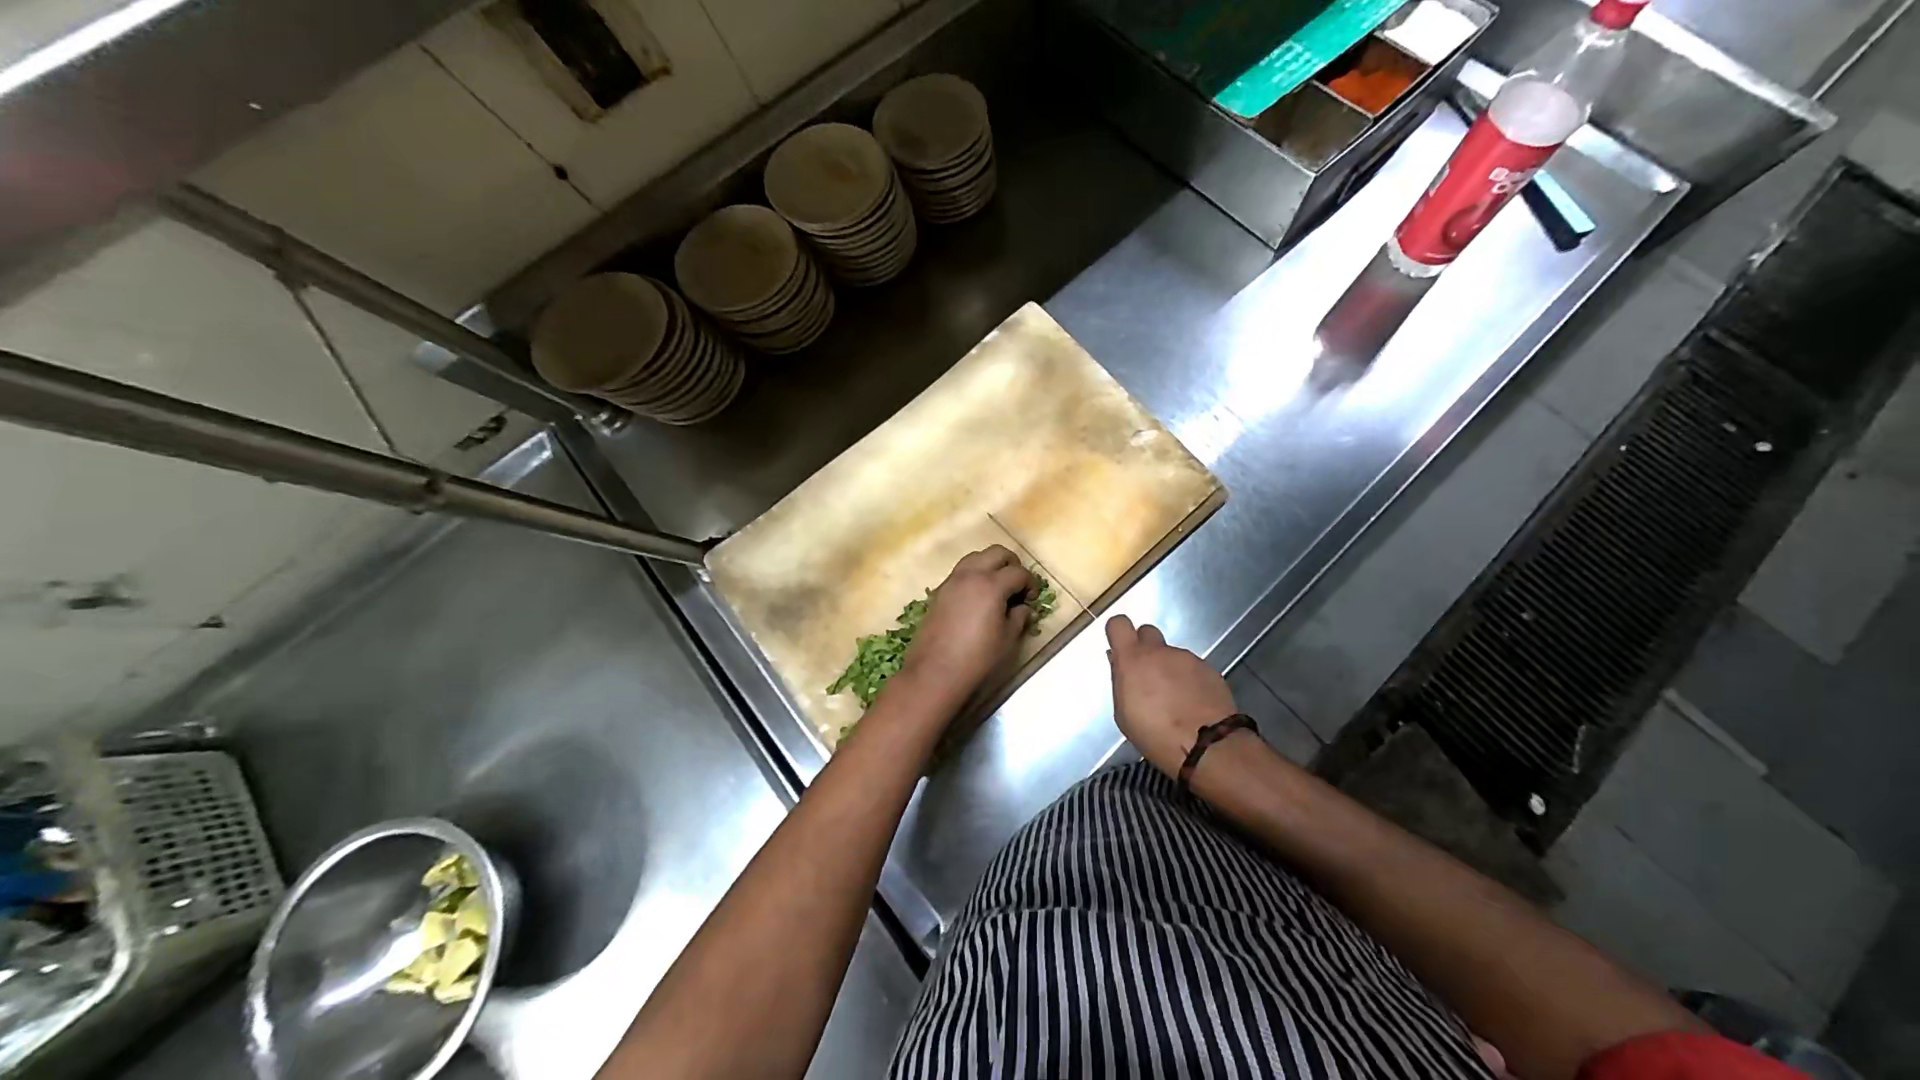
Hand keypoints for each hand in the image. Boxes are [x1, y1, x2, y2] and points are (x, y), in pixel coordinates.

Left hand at [893, 546, 1035, 711]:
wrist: (935, 671)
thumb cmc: (977, 658)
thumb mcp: (1007, 639)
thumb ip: (1019, 617)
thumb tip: (1023, 608)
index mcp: (991, 585)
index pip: (1018, 572)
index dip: (1030, 583)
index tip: (1032, 598)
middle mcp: (970, 575)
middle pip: (996, 553)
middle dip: (1012, 564)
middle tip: (1017, 585)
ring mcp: (951, 581)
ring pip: (975, 558)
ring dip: (990, 565)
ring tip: (997, 588)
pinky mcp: (938, 591)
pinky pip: (960, 572)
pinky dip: (973, 575)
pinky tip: (977, 598)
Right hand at [1106, 615, 1240, 776]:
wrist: (1207, 745)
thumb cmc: (1155, 734)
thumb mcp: (1124, 713)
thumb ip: (1121, 681)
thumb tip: (1120, 663)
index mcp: (1133, 659)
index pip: (1119, 623)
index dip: (1118, 633)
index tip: (1120, 649)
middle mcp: (1160, 651)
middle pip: (1147, 633)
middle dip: (1145, 648)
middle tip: (1147, 675)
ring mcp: (1187, 658)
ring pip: (1172, 655)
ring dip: (1169, 669)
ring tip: (1175, 699)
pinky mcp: (1209, 669)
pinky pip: (1192, 668)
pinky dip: (1189, 680)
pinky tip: (1193, 703)